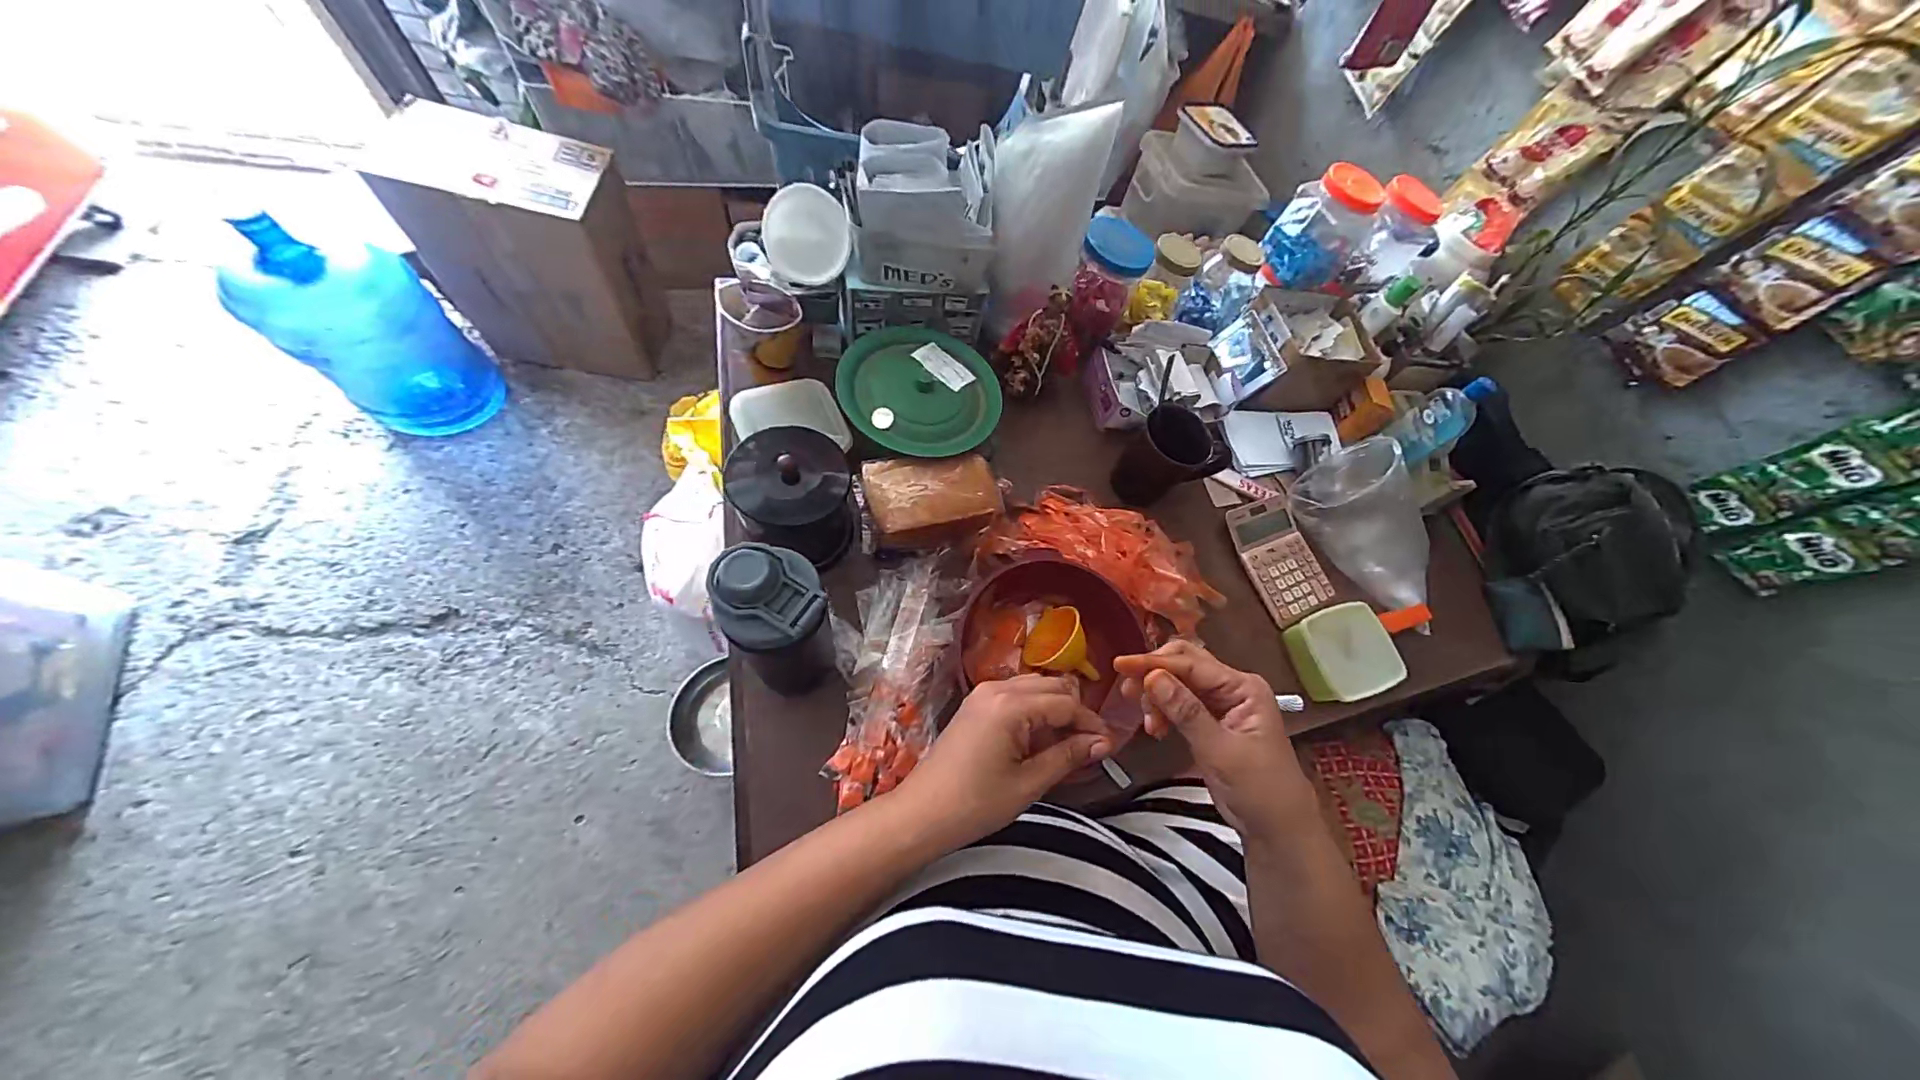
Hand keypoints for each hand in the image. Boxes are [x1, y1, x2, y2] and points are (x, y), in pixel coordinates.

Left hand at [894, 675, 1110, 848]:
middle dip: (1075, 714)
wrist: (921, 814)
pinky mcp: (975, 706)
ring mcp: (982, 694)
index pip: (1066, 703)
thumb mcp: (1028, 783)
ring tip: (1068, 748)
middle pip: (1051, 688)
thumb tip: (1101, 743)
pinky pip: (1015, 697)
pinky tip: (1040, 742)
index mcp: (1010, 705)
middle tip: (1091, 748)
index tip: (1109, 747)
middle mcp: (996, 689)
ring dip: (1055, 711)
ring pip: (1034, 689)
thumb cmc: (974, 804)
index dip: (1091, 724)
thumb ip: (1067, 757)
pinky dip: (1034, 712)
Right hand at [1113, 641, 1316, 840]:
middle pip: (1183, 664)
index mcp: (1242, 687)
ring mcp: (1219, 703)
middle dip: (1153, 675)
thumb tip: (1152, 677)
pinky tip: (1156, 728)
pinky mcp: (1208, 720)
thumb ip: (1185, 711)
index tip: (1120, 665)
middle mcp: (1231, 687)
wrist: (1277, 827)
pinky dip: (1162, 710)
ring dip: (1156, 697)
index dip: (1153, 662)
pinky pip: (1177, 703)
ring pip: (1176, 683)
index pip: (1191, 663)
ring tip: (1150, 725)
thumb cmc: (1258, 788)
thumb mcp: (1219, 749)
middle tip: (1128, 693)